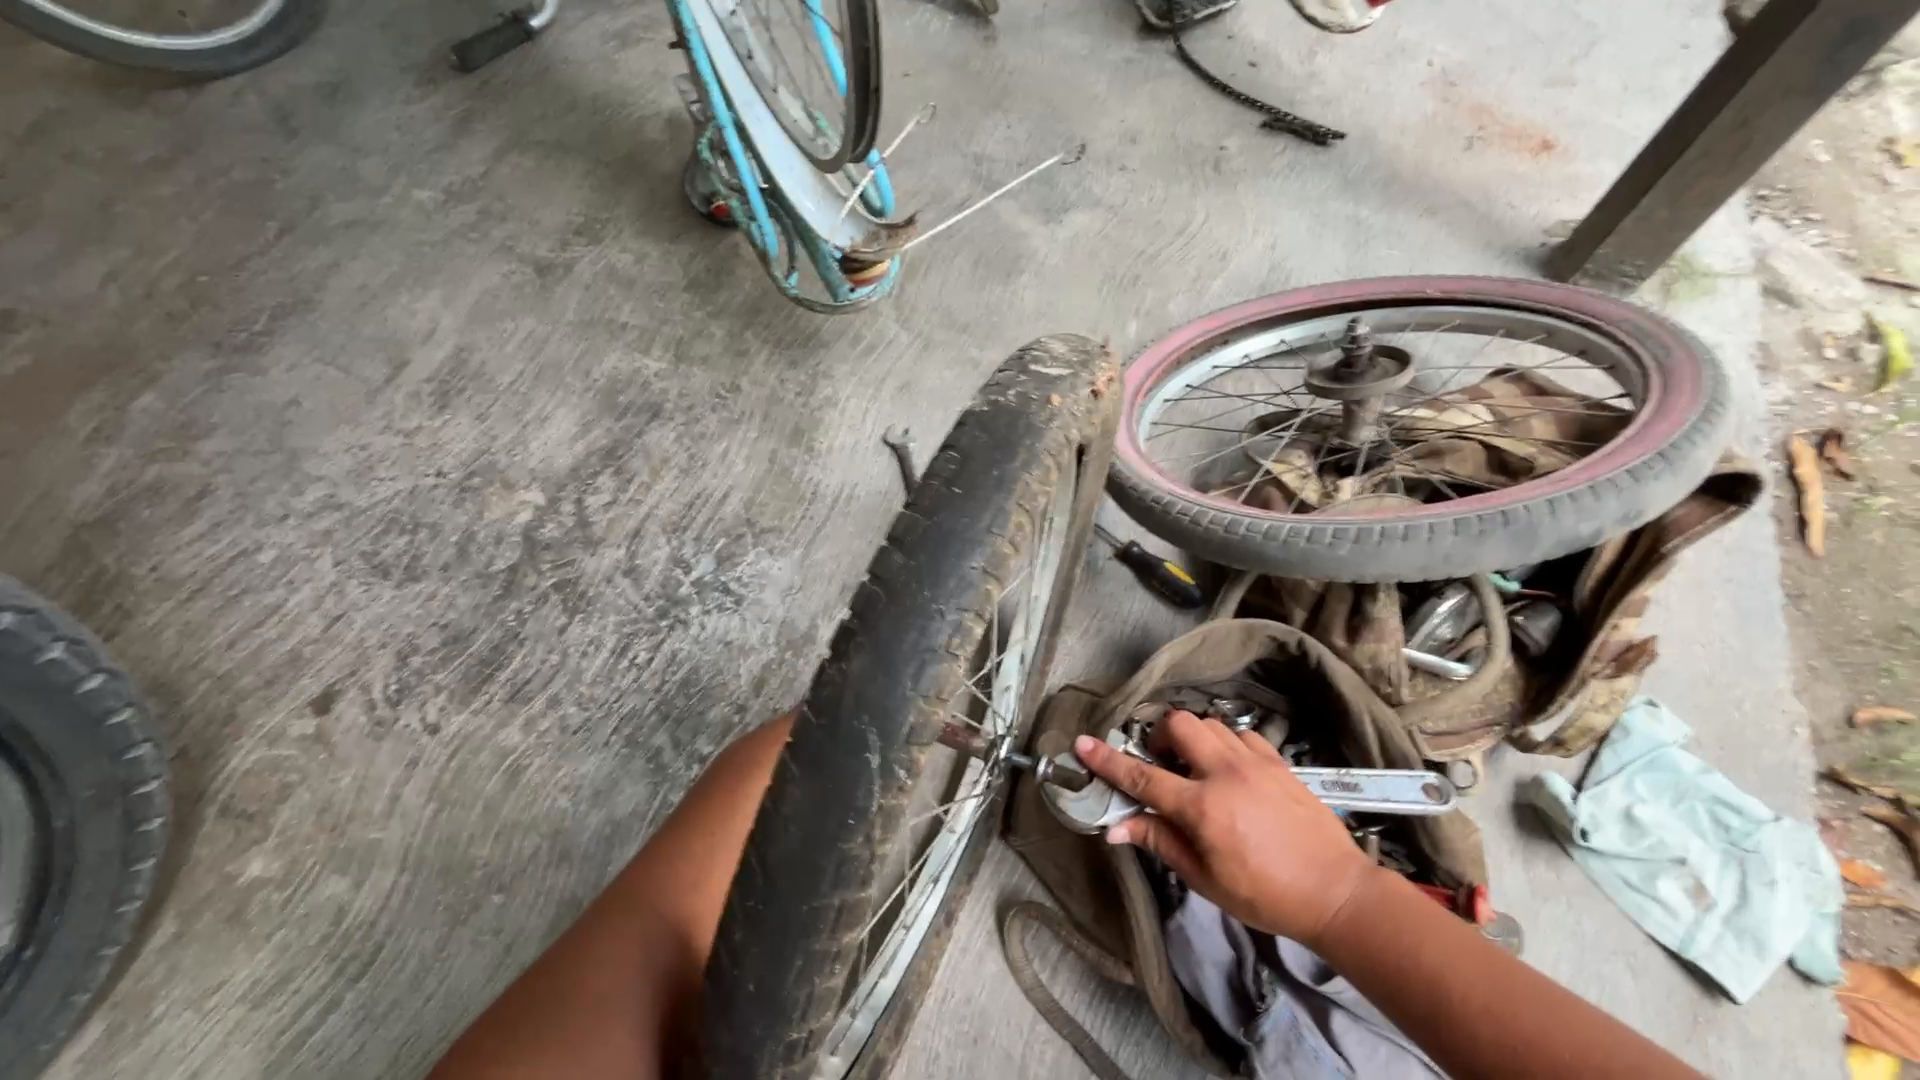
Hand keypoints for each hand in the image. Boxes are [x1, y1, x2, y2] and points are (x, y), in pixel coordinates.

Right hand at [1074, 709, 1377, 945]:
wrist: (1335, 891)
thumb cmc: (1266, 895)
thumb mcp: (1205, 879)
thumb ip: (1160, 842)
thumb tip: (1116, 828)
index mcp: (1203, 808)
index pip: (1143, 778)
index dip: (1108, 761)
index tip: (1083, 743)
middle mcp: (1227, 774)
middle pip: (1179, 725)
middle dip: (1160, 737)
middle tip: (1162, 765)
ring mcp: (1256, 763)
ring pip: (1210, 724)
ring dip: (1192, 739)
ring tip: (1194, 769)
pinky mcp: (1279, 762)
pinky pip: (1241, 734)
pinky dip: (1225, 744)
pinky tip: (1228, 770)